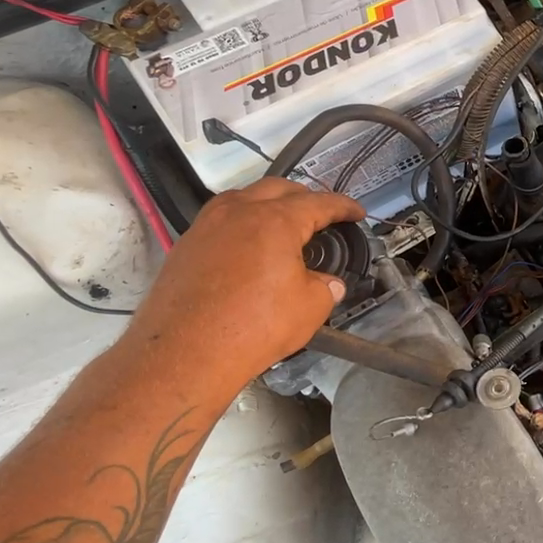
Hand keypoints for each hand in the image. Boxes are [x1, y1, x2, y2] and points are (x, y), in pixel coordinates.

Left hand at [121, 178, 363, 391]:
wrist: (186, 353)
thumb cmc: (257, 325)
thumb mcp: (312, 306)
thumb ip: (325, 286)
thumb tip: (327, 283)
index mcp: (275, 221)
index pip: (318, 203)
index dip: (344, 206)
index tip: (357, 212)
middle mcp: (237, 213)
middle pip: (276, 189)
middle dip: (304, 197)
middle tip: (322, 214)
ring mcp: (205, 228)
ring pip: (242, 198)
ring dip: (267, 204)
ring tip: (283, 223)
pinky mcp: (185, 247)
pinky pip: (220, 221)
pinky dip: (242, 224)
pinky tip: (250, 246)